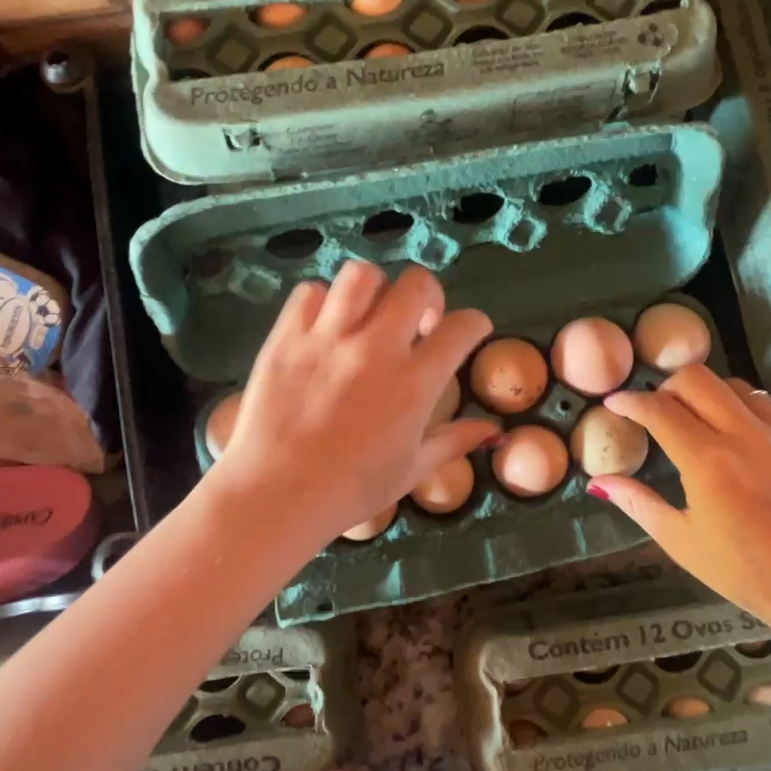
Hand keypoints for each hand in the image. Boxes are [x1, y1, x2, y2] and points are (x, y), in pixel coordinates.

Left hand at [202, 261, 498, 547]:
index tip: (469, 331)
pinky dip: (323, 301)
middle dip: (429, 296)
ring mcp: (329, 337)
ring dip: (376, 289)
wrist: (276, 495)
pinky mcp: (287, 336)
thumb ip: (455, 440)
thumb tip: (494, 430)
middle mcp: (376, 348)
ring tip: (370, 314)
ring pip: (362, 275)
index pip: (462, 327)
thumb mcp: (412, 470)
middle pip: (417, 284)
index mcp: (415, 382)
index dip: (475, 324)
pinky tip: (325, 325)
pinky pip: (310, 292)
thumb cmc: (350, 490)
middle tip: (417, 323)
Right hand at [592, 365, 770, 638]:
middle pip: (697, 378)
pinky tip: (753, 455)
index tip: (616, 402)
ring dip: (712, 399)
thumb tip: (598, 481)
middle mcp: (748, 435)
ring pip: (738, 389)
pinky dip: (753, 423)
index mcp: (708, 462)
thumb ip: (638, 503)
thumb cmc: (748, 575)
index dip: (630, 401)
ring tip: (706, 426)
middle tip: (661, 409)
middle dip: (669, 387)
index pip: (658, 409)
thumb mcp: (683, 542)